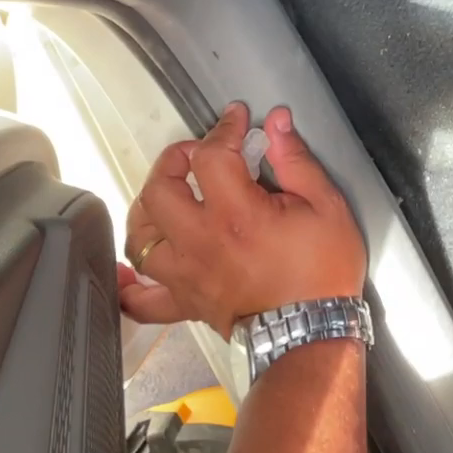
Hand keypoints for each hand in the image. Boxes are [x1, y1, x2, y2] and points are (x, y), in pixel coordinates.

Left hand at [118, 103, 366, 335]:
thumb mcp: (324, 205)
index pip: (211, 155)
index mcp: (236, 215)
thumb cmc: (322, 270)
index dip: (222, 127)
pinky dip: (127, 283)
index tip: (236, 117)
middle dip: (174, 160)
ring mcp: (186, 276)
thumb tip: (276, 121)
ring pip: (141, 237)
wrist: (313, 335)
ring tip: (170, 194)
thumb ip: (295, 159)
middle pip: (159, 190)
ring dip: (148, 207)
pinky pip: (140, 300)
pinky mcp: (184, 304)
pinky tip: (127, 267)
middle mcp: (200, 243)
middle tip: (198, 152)